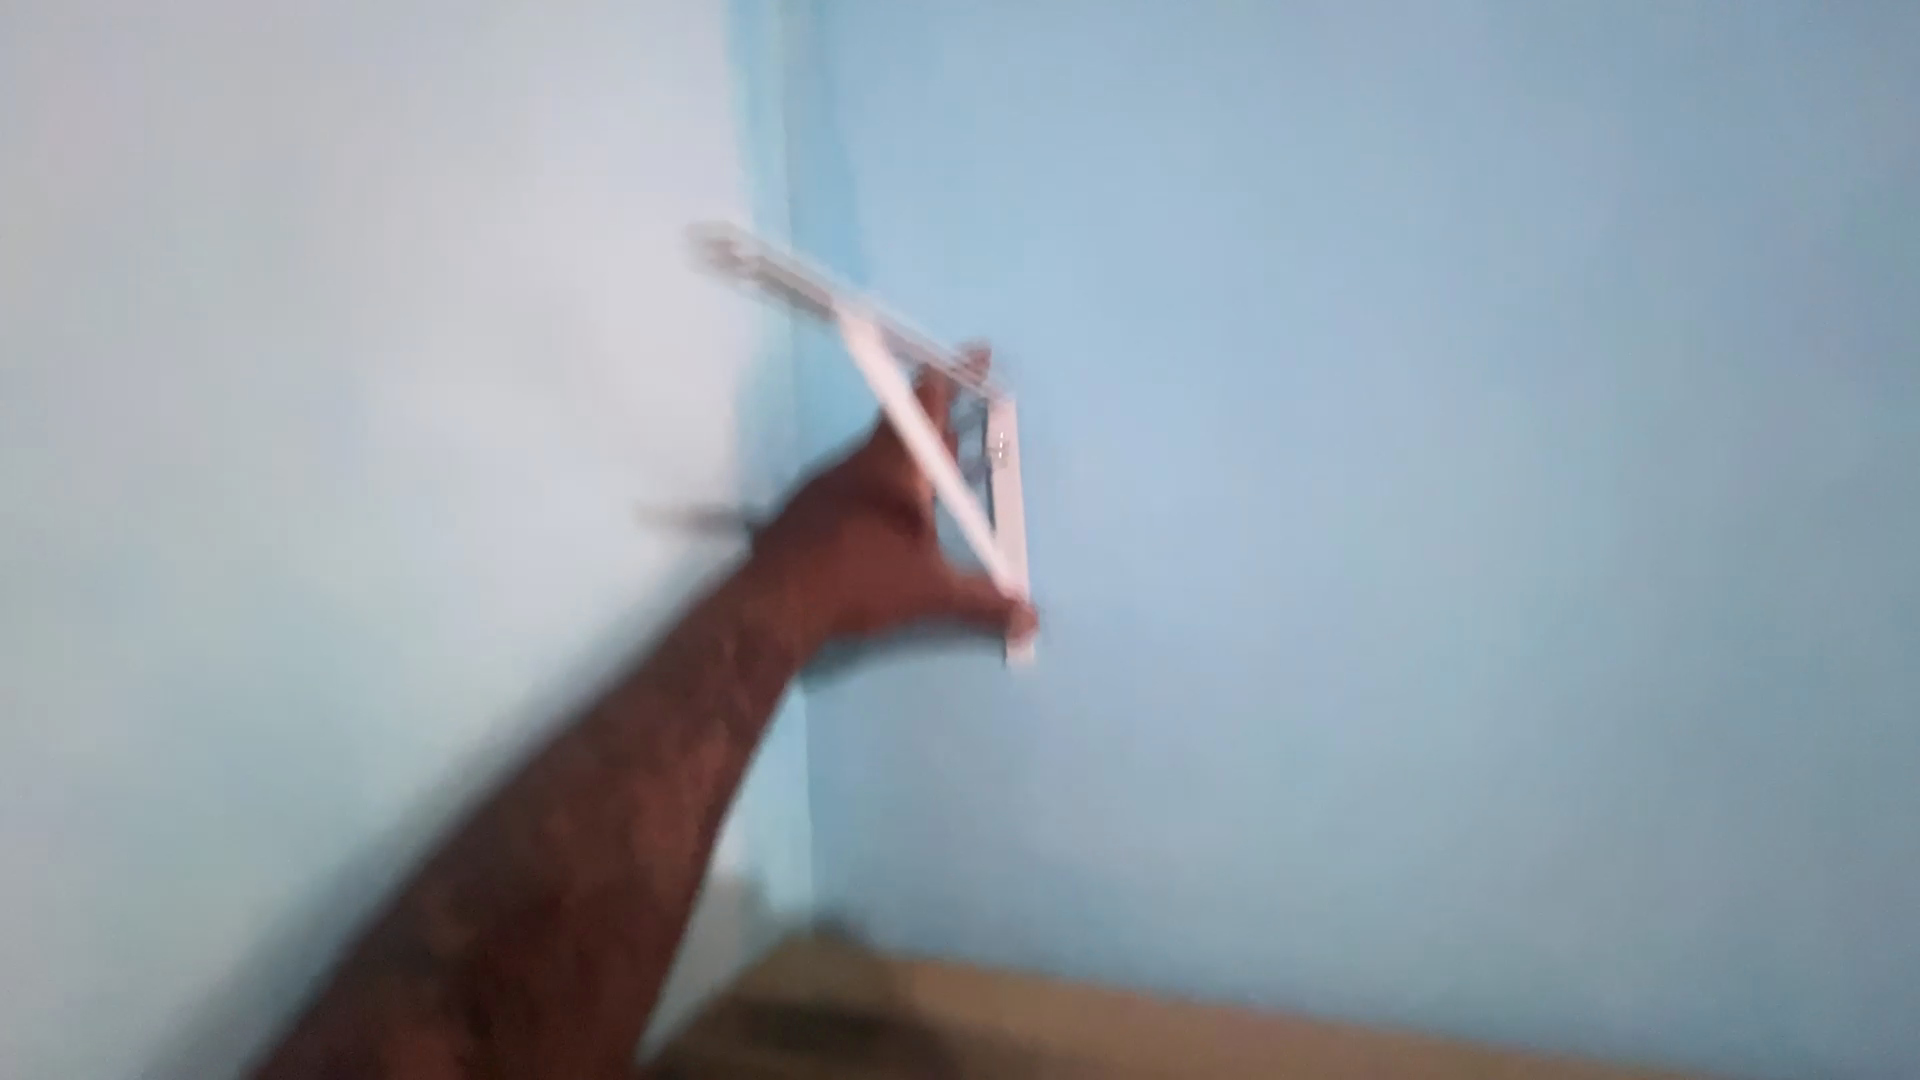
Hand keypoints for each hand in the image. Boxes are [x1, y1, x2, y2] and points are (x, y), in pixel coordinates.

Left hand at [745, 344, 1035, 645]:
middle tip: (965, 433)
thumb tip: (1032, 620)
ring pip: (879, 458)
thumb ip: (982, 603)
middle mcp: (861, 462)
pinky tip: (886, 521)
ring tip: (934, 482)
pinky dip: (881, 488)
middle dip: (940, 427)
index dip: (955, 376)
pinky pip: (855, 482)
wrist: (776, 604)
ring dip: (911, 462)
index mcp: (897, 467)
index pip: (929, 404)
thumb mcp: (931, 593)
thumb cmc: (860, 581)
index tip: (975, 352)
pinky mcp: (809, 507)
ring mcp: (829, 482)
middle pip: (906, 429)